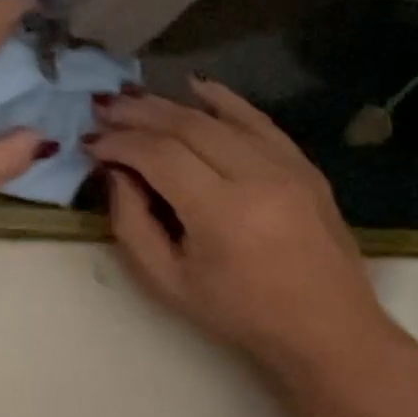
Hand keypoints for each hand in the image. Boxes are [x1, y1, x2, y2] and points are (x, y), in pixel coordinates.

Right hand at [84, 77, 395, 367]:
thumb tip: (116, 173)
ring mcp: (286, 166)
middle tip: (101, 108)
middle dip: (138, 114)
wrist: (328, 329)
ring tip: (132, 98)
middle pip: (187, 126)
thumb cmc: (239, 313)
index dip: (119, 143)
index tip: (89, 142)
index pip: (159, 156)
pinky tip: (194, 87)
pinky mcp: (304, 166)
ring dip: (170, 104)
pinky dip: (224, 100)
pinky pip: (258, 120)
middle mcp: (256, 177)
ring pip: (219, 117)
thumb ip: (132, 224)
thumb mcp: (168, 282)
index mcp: (220, 213)